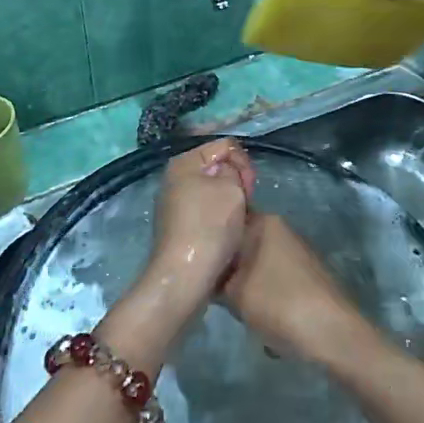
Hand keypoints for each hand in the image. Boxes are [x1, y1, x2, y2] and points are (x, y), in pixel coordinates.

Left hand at [148, 139, 256, 298]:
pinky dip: (219, 217)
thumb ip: (233, 171)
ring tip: (239, 219)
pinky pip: (205, 210)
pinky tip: (227, 232)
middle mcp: (174, 179)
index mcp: (183, 162)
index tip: (249, 186)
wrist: (184, 276)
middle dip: (236, 181)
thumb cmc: (209, 226)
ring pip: (213, 190)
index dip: (243, 162)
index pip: (224, 146)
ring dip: (230, 201)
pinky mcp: (178, 226)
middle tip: (247, 202)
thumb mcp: (231, 189)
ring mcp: (174, 203)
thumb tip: (225, 175)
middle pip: (216, 167)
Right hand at [220, 213, 369, 363]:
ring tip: (241, 313)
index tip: (196, 265)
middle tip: (216, 294)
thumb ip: (216, 278)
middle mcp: (282, 231)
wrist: (337, 338)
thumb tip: (209, 274)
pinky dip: (267, 302)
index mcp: (264, 223)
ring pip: (257, 267)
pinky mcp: (307, 278)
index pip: (225, 222)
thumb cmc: (281, 305)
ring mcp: (297, 254)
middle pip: (241, 247)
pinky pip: (274, 284)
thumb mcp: (235, 293)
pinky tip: (266, 326)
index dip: (208, 243)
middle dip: (229, 271)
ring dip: (247, 289)